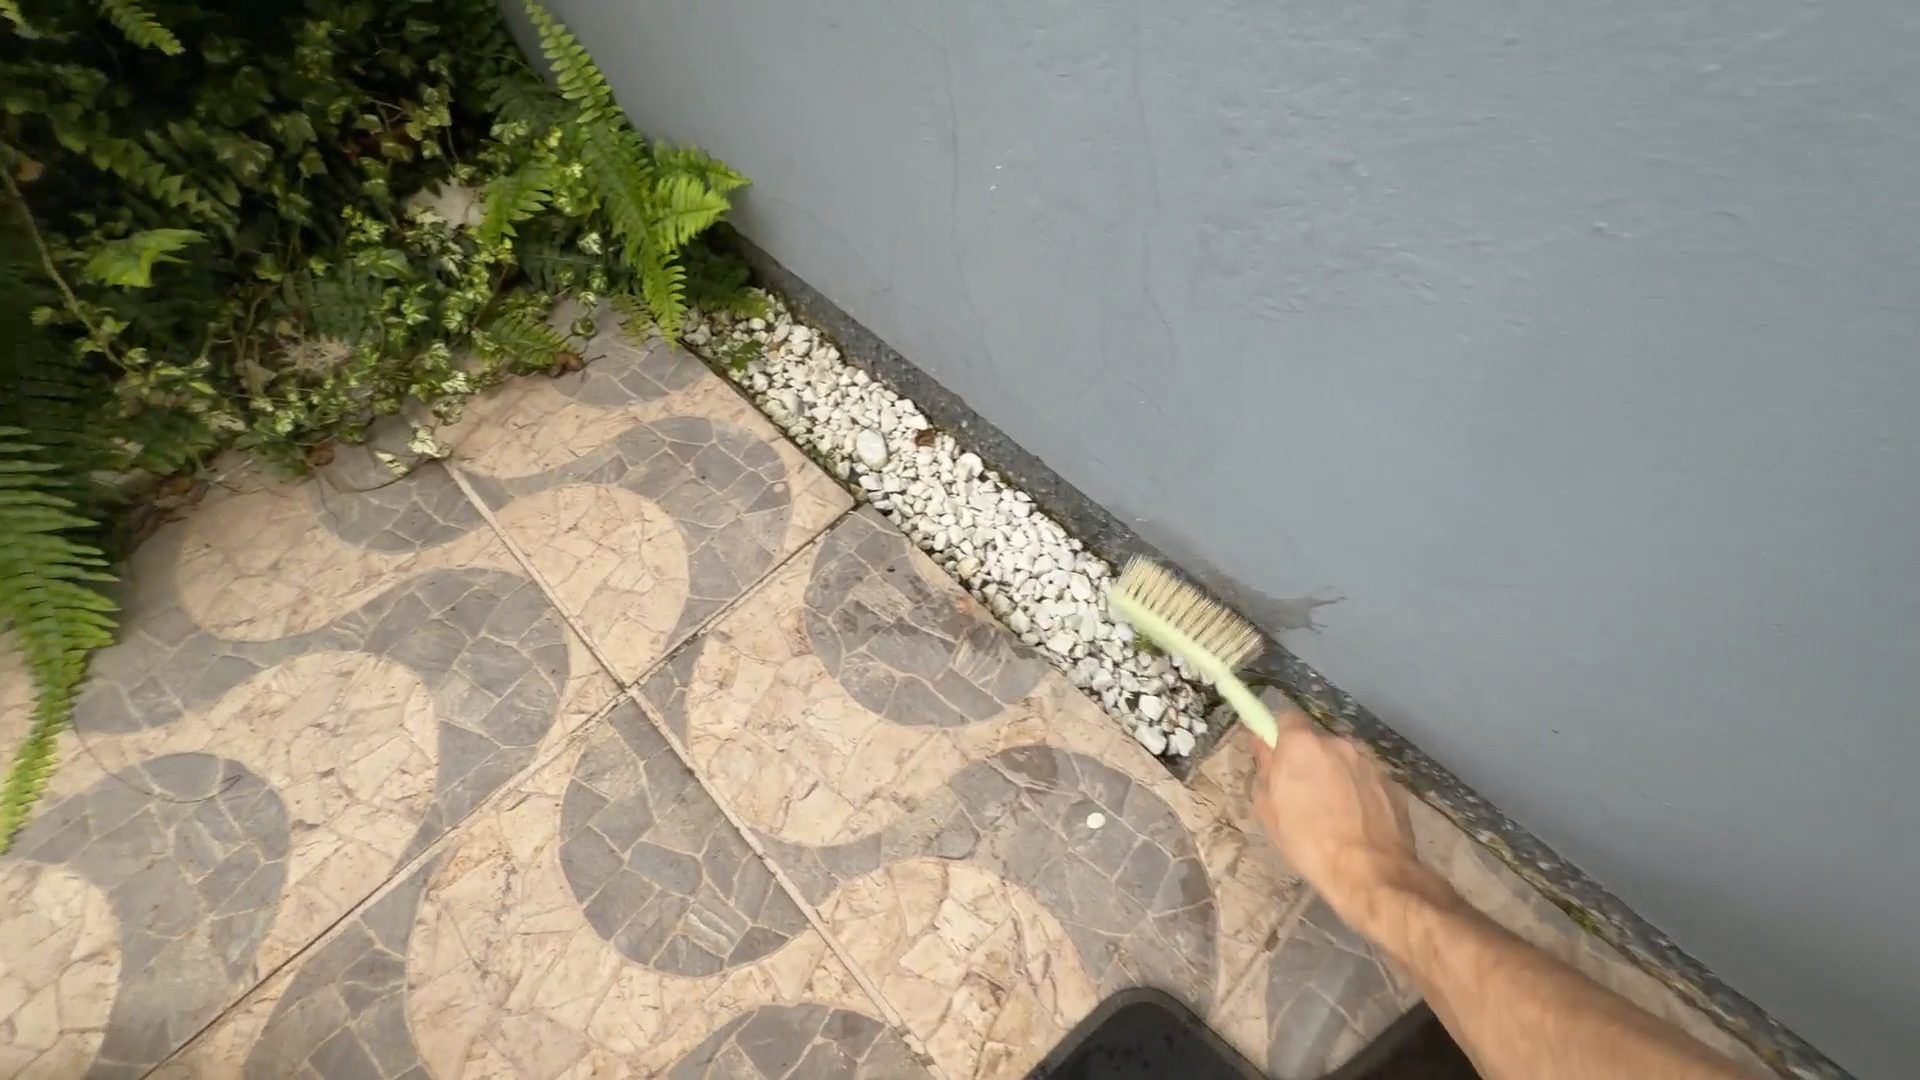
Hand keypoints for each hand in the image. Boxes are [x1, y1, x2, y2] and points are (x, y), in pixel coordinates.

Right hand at [1249, 705, 1425, 931]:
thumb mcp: (1269, 808)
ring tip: (1334, 813)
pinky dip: (1359, 793)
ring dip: (1335, 776)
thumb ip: (1265, 768)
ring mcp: (1369, 763)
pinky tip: (1357, 822)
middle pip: (1316, 742)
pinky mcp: (1393, 785)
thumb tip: (1262, 744)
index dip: (1279, 735)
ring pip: (1343, 761)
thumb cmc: (1307, 841)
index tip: (1275, 756)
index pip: (1286, 717)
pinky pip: (1366, 780)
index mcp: (1301, 744)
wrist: (1371, 874)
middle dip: (1308, 760)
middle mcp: (1337, 744)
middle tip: (1302, 793)